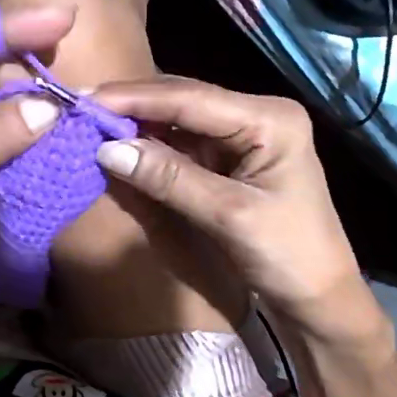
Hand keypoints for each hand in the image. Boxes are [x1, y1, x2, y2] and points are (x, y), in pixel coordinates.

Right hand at [89, 77, 378, 344]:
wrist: (318, 299)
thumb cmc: (288, 256)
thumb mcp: (228, 216)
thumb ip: (169, 178)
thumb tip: (106, 148)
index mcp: (269, 119)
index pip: (190, 98)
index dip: (135, 97)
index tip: (86, 100)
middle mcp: (255, 115)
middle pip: (182, 100)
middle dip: (131, 105)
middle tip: (79, 109)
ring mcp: (240, 136)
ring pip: (176, 120)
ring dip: (135, 123)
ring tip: (89, 123)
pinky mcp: (227, 158)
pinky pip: (179, 143)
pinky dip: (148, 146)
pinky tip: (119, 144)